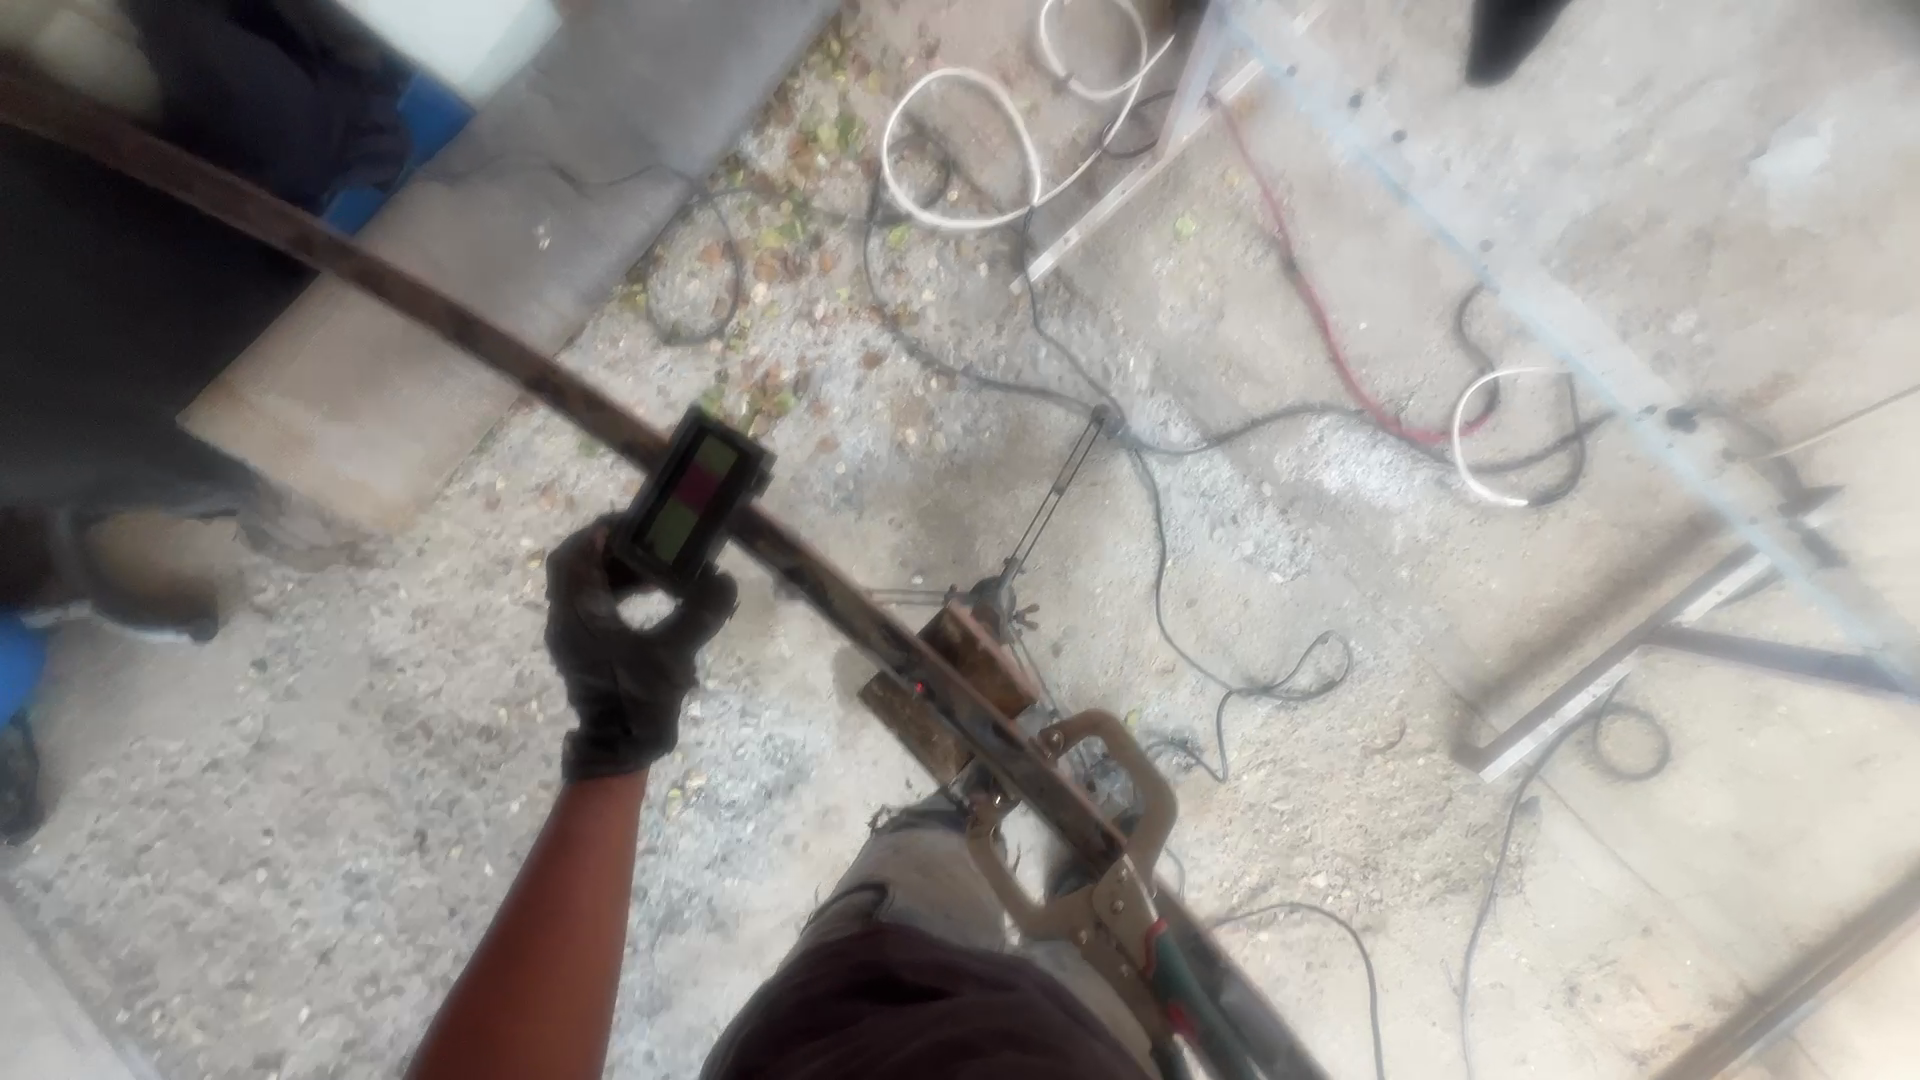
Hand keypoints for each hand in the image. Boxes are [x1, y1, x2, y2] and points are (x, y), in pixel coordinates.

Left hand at [544, 519, 736, 781]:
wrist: (622, 748)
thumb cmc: (640, 698)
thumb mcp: (675, 652)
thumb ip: (699, 613)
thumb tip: (724, 580)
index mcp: (579, 615)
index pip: (573, 557)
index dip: (599, 533)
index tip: (634, 523)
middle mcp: (567, 621)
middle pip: (576, 567)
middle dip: (611, 549)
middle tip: (650, 542)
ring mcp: (574, 637)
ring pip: (585, 586)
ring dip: (617, 571)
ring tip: (657, 568)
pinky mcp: (586, 650)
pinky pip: (595, 605)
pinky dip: (619, 592)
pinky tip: (653, 597)